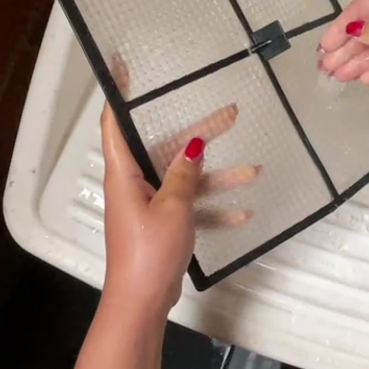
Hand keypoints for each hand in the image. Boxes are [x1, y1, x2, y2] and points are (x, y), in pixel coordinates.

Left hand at [97, 106, 255, 317]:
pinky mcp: (163, 226)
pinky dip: (213, 210)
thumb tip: (193, 145)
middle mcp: (134, 184)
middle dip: (200, 133)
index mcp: (124, 173)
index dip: (119, 94)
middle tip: (231, 113)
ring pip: (186, 180)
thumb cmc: (149, 250)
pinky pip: (191, 209)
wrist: (141, 301)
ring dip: (218, 178)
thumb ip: (184, 174)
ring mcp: (150, 206)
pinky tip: (243, 213)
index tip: (124, 66)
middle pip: (166, 148)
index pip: (115, 124)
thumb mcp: (173, 207)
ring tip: (254, 170)